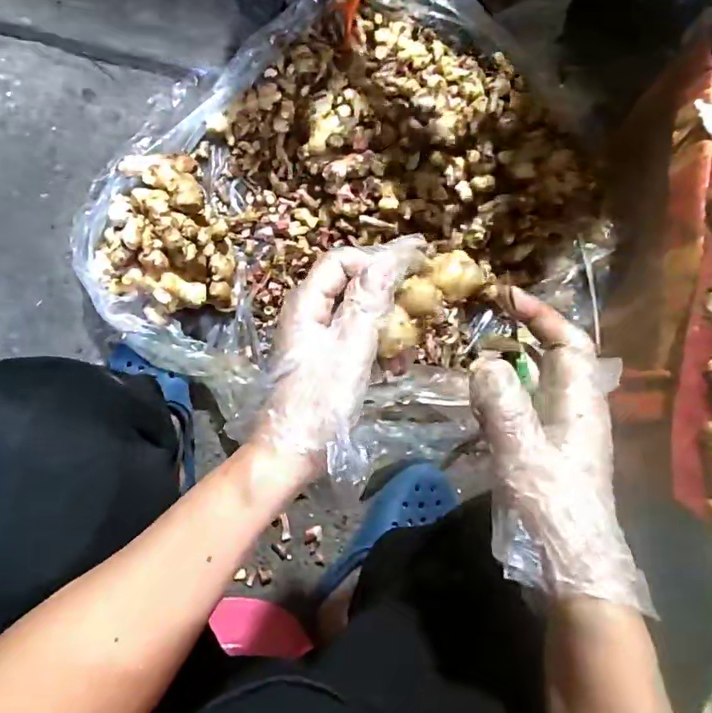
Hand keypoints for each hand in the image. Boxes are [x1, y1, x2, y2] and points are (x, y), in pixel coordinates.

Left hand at [251, 240, 425, 483]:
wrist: (289, 455)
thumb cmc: (319, 401)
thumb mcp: (351, 348)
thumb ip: (370, 301)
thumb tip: (390, 258)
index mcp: (306, 303)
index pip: (342, 259)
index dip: (378, 257)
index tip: (417, 260)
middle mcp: (307, 314)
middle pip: (351, 285)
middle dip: (387, 293)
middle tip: (422, 300)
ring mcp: (314, 339)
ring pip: (356, 315)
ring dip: (386, 325)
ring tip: (407, 347)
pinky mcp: (322, 361)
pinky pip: (354, 341)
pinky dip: (376, 348)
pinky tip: (393, 368)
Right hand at [471, 287, 649, 611]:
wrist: (571, 572)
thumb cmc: (555, 509)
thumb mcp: (525, 453)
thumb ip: (503, 404)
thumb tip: (485, 362)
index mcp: (579, 404)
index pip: (570, 344)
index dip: (543, 316)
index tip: (508, 298)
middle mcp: (573, 413)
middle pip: (553, 360)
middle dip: (523, 336)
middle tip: (483, 325)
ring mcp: (559, 436)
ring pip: (534, 386)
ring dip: (507, 367)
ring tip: (472, 359)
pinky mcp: (543, 456)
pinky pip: (519, 412)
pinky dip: (498, 398)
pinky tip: (476, 405)